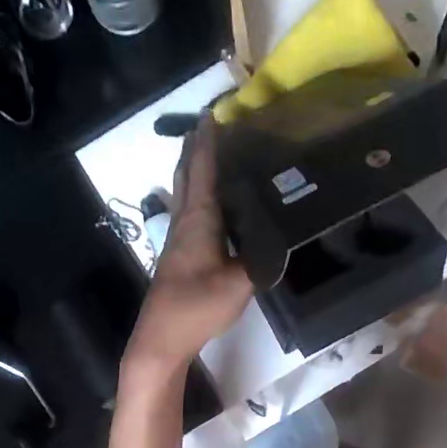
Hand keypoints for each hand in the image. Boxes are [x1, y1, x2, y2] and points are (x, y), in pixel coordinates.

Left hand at [123, 119, 253, 379]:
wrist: (162, 338)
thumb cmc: (196, 306)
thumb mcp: (239, 284)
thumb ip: (262, 260)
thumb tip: (285, 237)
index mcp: (198, 219)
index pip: (203, 168)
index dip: (209, 138)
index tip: (218, 109)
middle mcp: (185, 220)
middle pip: (188, 173)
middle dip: (200, 146)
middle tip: (221, 124)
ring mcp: (179, 238)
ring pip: (187, 191)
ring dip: (198, 168)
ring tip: (221, 153)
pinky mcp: (181, 253)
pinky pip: (192, 209)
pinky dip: (202, 192)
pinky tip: (218, 202)